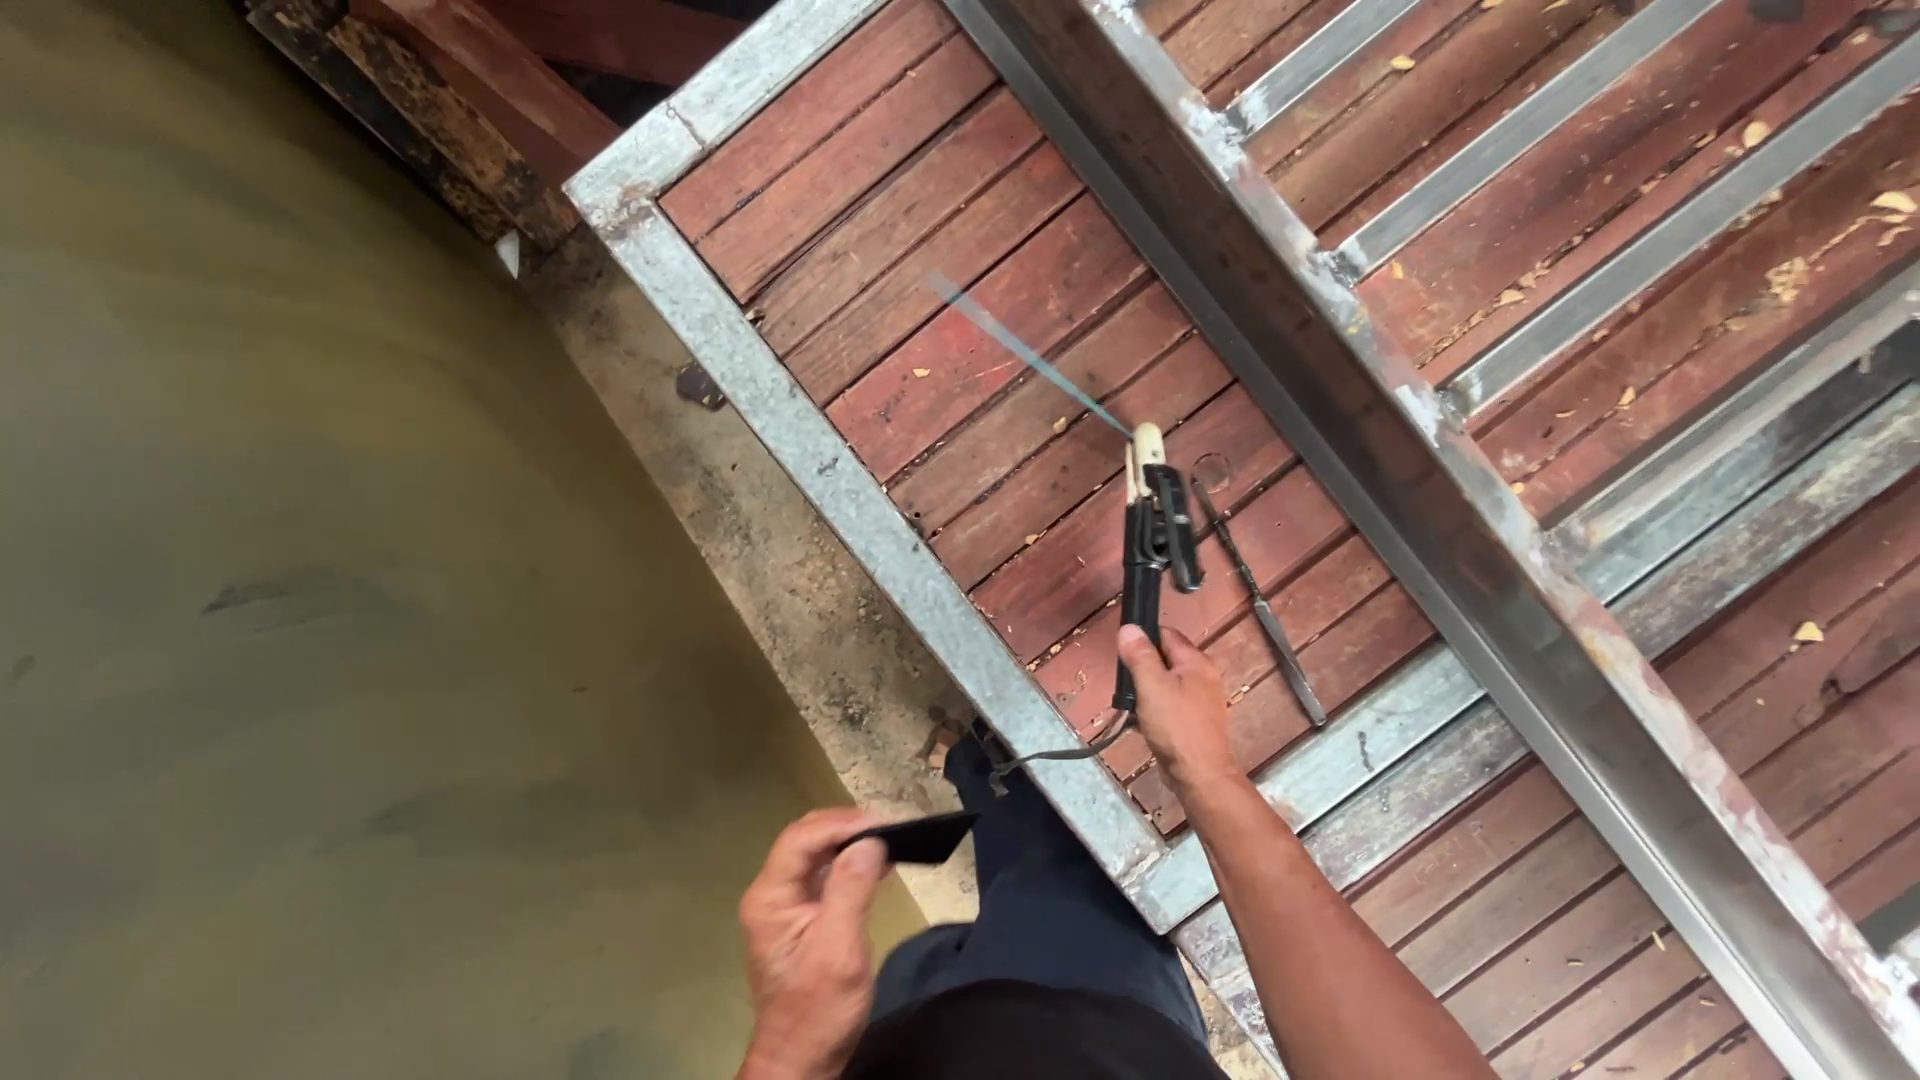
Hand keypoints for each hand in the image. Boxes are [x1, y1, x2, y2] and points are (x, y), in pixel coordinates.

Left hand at [736, 808, 889, 1079]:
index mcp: (770, 898)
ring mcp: (785, 904)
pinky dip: (850, 862)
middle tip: (888, 827)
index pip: (801, 838)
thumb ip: (851, 889)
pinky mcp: (802, 916)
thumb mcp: (839, 950)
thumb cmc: (818, 1011)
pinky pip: (824, 874)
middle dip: (846, 827)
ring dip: (850, 842)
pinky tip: (878, 864)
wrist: (801, 1061)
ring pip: (815, 852)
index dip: (841, 824)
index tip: (882, 824)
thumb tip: (871, 841)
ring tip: (888, 839)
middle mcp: (772, 893)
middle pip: (805, 839)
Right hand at [1117, 624, 1240, 790]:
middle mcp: (1204, 677)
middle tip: (1124, 683)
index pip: (1166, 634)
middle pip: (1165, 660)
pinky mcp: (1195, 721)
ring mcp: (1201, 701)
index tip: (1123, 652)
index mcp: (1197, 662)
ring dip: (1145, 692)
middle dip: (1141, 669)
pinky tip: (1140, 722)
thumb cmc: (1176, 726)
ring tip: (1129, 704)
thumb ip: (1140, 655)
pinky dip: (1154, 709)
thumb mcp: (1151, 686)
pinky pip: (1170, 705)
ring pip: (1165, 684)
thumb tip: (1129, 627)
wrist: (1199, 775)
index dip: (1143, 638)